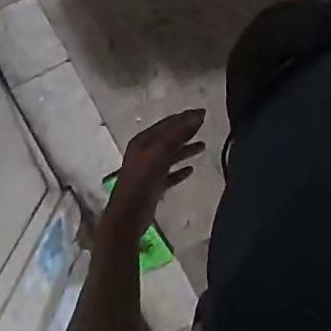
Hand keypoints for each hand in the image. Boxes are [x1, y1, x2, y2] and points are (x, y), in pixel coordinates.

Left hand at [101, 109, 205, 246]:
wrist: (127, 218)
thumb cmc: (142, 181)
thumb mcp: (159, 152)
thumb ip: (178, 134)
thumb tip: (197, 115)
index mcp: (143, 141)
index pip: (167, 123)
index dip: (185, 117)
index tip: (203, 112)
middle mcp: (145, 152)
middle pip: (169, 137)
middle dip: (186, 130)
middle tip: (204, 124)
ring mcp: (148, 170)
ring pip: (170, 155)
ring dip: (186, 149)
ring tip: (203, 146)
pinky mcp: (153, 187)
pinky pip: (169, 174)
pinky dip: (180, 170)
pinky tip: (190, 170)